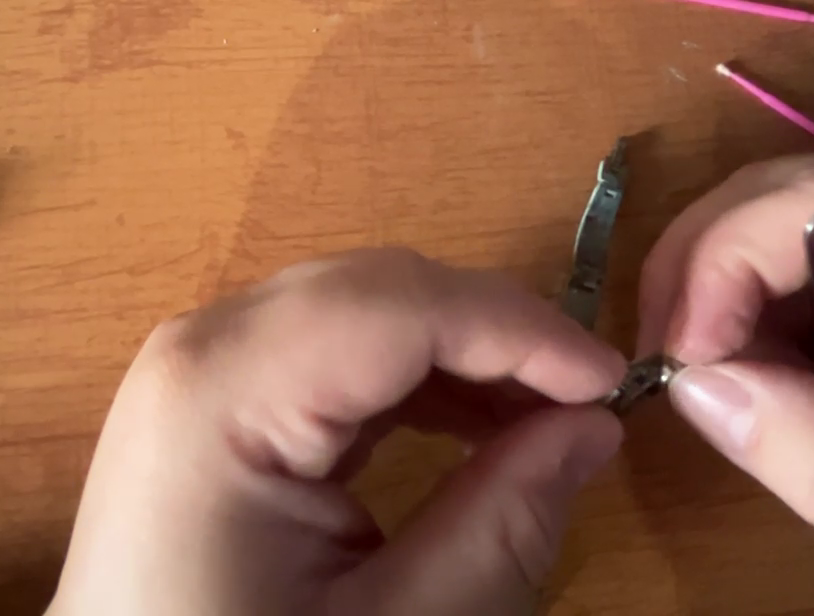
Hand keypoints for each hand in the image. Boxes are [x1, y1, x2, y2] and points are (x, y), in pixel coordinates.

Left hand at [48, 250, 627, 615]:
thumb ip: (500, 523)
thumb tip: (592, 429)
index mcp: (224, 387)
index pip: (398, 304)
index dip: (516, 327)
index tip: (610, 377)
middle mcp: (204, 340)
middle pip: (378, 290)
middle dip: (491, 331)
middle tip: (583, 400)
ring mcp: (202, 355)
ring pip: (361, 306)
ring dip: (457, 350)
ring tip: (540, 416)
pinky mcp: (215, 382)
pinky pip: (331, 345)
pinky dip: (409, 373)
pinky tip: (467, 419)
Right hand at [639, 156, 813, 615]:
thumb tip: (694, 387)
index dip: (727, 259)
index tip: (679, 359)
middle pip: (787, 197)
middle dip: (707, 277)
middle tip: (668, 368)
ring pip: (773, 230)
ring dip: (721, 306)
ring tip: (720, 391)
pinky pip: (792, 275)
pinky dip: (750, 327)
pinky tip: (766, 388)